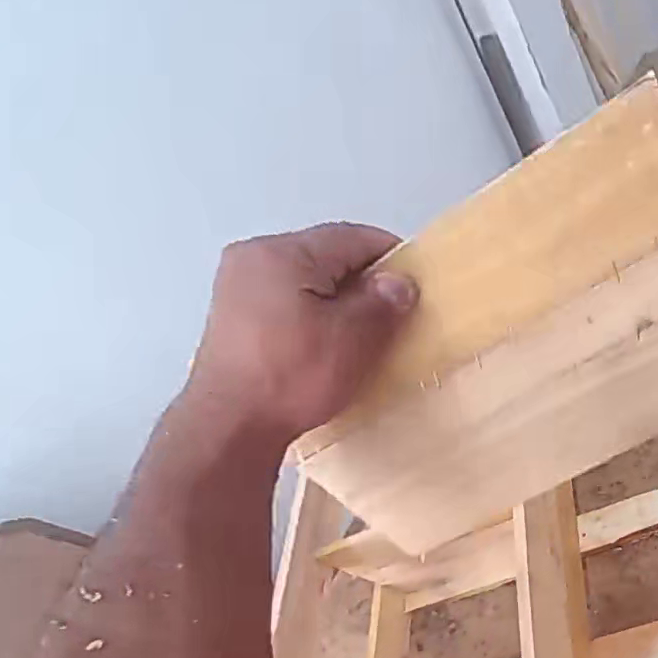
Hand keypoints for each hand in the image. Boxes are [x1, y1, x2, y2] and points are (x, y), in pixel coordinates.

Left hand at [186, 222, 417, 439]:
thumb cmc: (296, 373)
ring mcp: (241, 285)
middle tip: (404, 310)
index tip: (423, 280)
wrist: (234, 420)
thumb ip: (381, 301)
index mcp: (283, 254)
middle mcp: (255, 258)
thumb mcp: (353, 336)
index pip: (351, 237)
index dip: (394, 254)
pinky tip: (341, 339)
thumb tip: (401, 281)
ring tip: (375, 329)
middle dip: (371, 278)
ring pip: (313, 277)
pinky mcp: (241, 313)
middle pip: (329, 254)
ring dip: (349, 297)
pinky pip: (295, 297)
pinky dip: (325, 310)